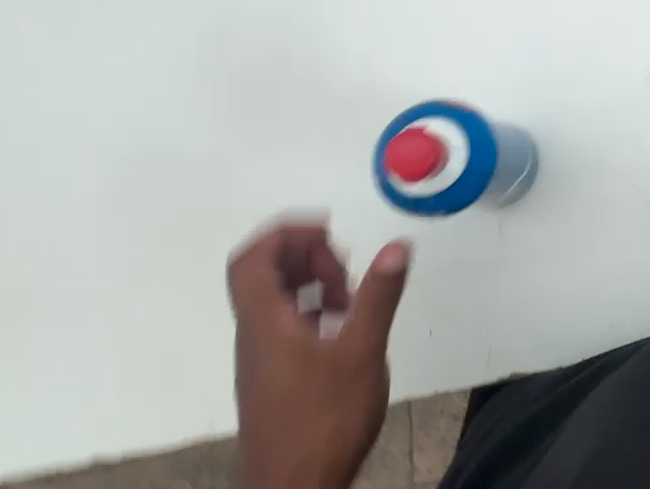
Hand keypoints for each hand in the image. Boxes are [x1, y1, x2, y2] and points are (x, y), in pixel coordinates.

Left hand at [228, 218, 411, 488]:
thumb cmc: (324, 420)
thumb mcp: (362, 352)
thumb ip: (378, 296)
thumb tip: (398, 245)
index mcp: (266, 323)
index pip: (252, 260)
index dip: (285, 233)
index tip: (327, 229)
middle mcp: (256, 335)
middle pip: (264, 273)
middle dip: (307, 255)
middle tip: (346, 267)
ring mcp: (263, 356)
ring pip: (277, 298)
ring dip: (314, 281)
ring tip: (352, 295)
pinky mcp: (275, 374)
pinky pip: (287, 321)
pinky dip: (315, 307)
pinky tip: (346, 324)